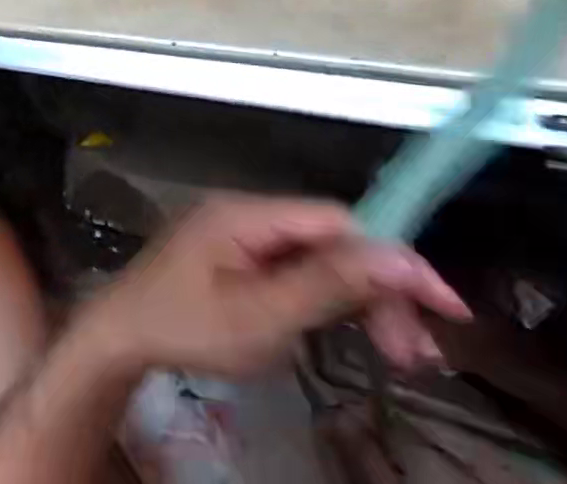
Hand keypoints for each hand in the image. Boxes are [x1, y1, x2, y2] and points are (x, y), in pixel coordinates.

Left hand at [72, 195, 470, 380]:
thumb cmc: (187, 327)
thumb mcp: (262, 315)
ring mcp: (236, 232)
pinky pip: (291, 267)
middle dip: (379, 289)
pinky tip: (343, 331)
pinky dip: (324, 298)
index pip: (339, 220)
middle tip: (415, 354)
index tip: (444, 307)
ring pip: (316, 256)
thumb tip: (397, 254)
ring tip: (395, 353)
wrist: (122, 334)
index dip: (394, 257)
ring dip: (358, 298)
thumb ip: (327, 283)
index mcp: (247, 214)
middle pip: (331, 238)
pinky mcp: (232, 254)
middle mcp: (244, 212)